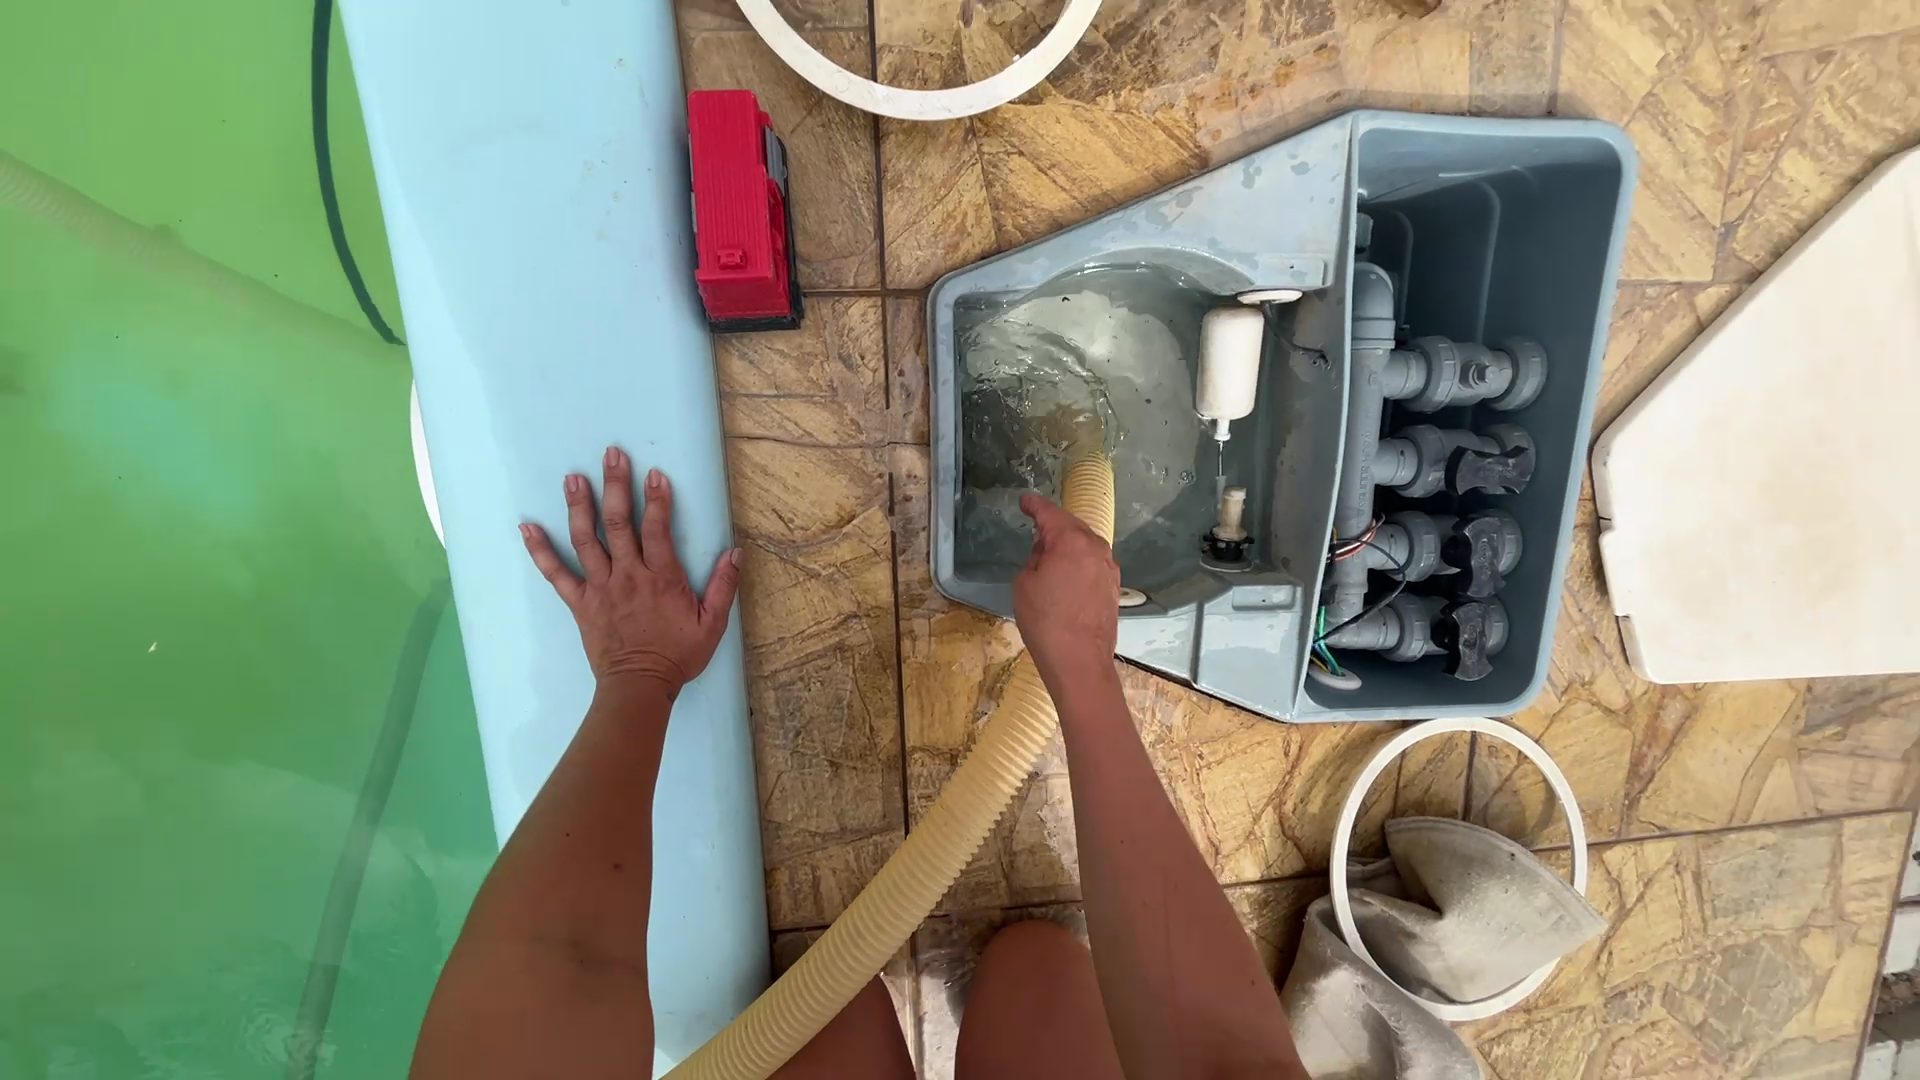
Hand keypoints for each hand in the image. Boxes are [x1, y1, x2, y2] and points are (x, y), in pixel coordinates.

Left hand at [521, 446, 741, 697]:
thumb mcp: (713, 624)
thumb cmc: (679, 655)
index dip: (657, 499)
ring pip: (587, 540)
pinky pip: (557, 574)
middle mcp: (628, 575)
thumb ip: (723, 586)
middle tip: (611, 455)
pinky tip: (527, 527)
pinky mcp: (580, 603)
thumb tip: (734, 553)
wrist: (638, 686)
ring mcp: (600, 587)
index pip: (658, 529)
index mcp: (662, 578)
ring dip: (580, 507)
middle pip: (620, 523)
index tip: (654, 473)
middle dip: (617, 486)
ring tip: (574, 478)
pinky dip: (541, 550)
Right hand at [1013, 493, 1119, 679]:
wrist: (1079, 661)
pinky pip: (1092, 563)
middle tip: (1033, 529)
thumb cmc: (1045, 621)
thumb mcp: (1024, 584)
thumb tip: (1046, 553)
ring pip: (1085, 545)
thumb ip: (1034, 559)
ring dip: (1067, 544)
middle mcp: (1096, 548)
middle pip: (1072, 526)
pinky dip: (1077, 561)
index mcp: (1071, 541)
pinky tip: (1065, 574)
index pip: (1050, 514)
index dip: (1034, 505)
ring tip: (1047, 553)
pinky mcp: (1113, 587)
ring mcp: (1109, 568)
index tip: (1025, 501)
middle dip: (1053, 525)